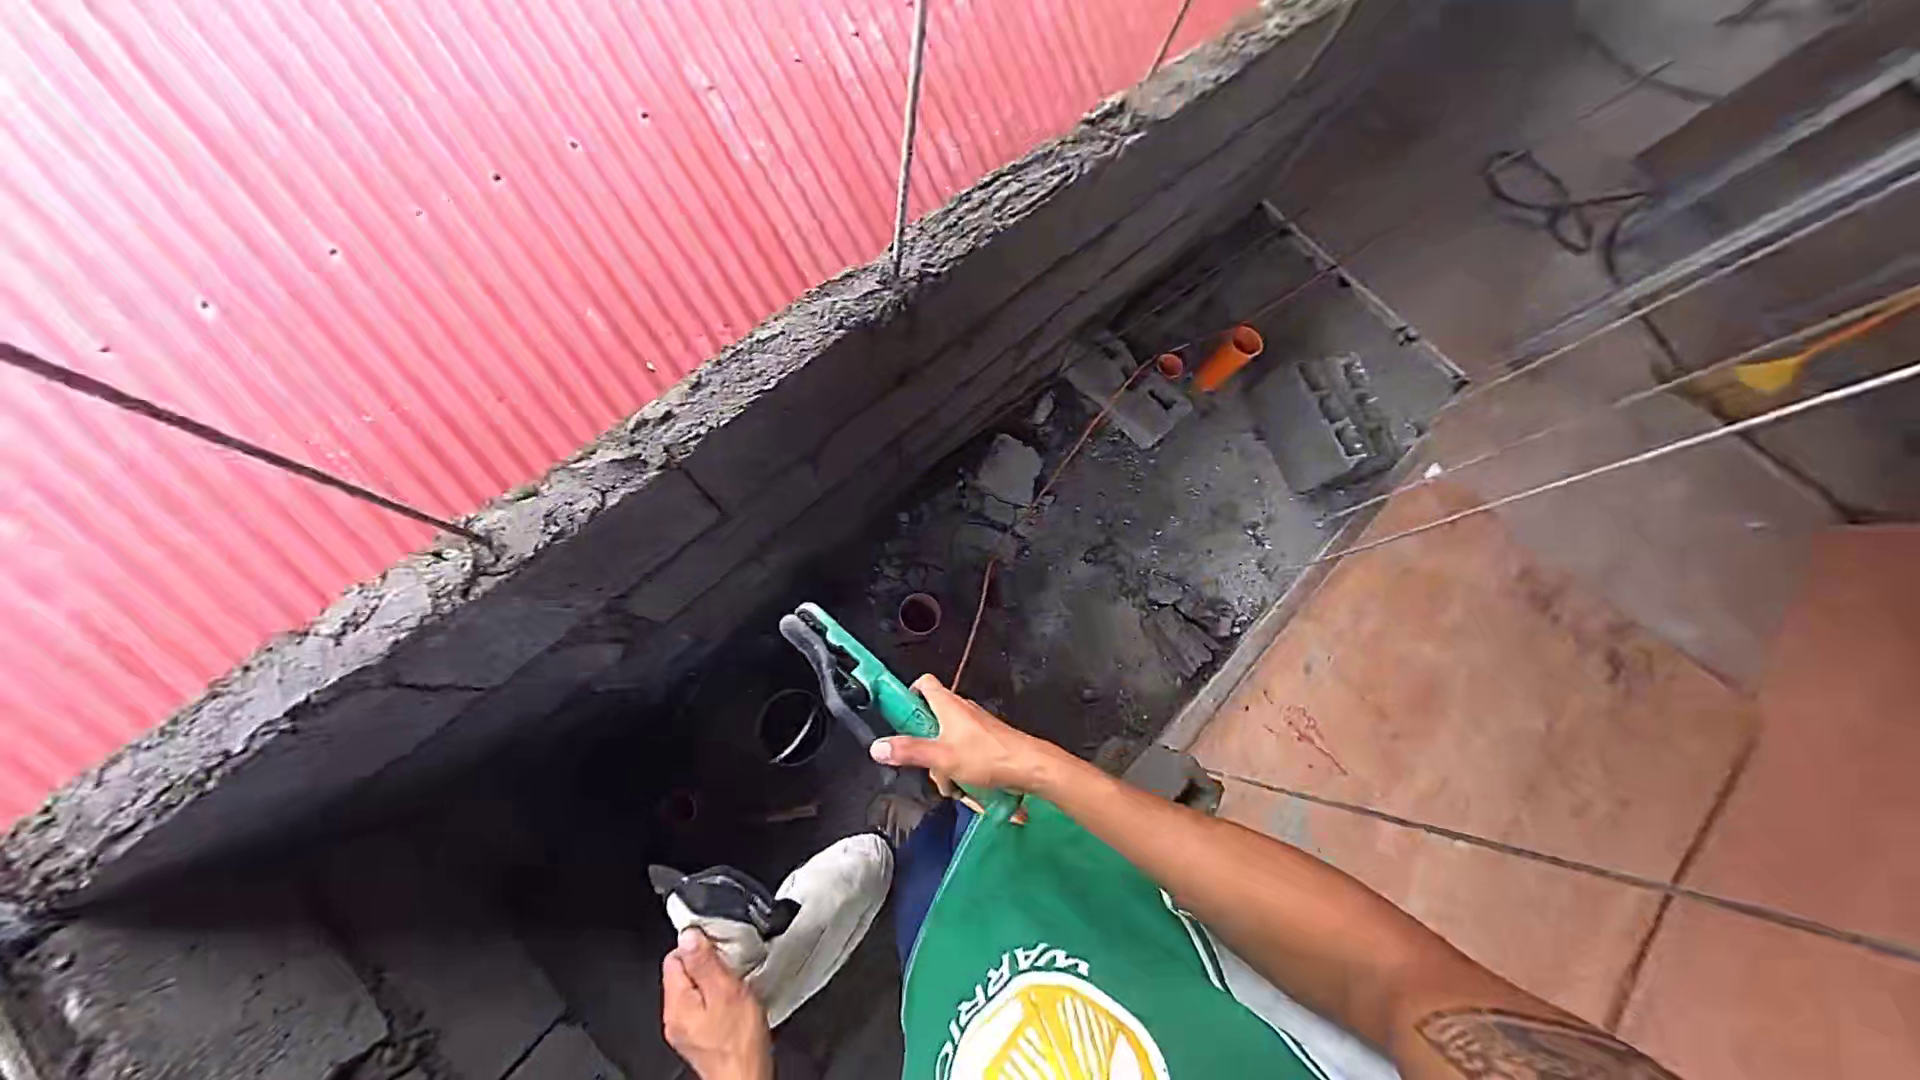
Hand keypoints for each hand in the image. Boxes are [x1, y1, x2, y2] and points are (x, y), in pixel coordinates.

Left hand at [661, 928, 773, 1079]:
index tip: (718, 946)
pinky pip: (703, 1002)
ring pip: (695, 986)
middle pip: (684, 971)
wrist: (746, 1077)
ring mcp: (686, 1028)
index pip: (674, 956)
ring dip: (715, 977)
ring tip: (734, 982)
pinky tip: (734, 999)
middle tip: (729, 966)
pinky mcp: (699, 1034)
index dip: (698, 944)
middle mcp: (675, 1017)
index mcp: (677, 1004)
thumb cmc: (739, 1041)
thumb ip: (704, 961)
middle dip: (707, 961)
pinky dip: (718, 994)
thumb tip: (688, 935)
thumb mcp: (725, 990)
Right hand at [871, 675, 1066, 798]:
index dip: (908, 695)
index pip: (923, 684)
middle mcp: (961, 710)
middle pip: (931, 721)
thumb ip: (909, 752)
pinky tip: (967, 786)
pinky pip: (962, 753)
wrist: (1029, 768)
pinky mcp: (985, 742)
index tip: (899, 716)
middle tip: (929, 764)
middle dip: (926, 747)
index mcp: (948, 704)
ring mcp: (974, 726)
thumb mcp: (941, 757)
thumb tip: (879, 747)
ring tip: (953, 782)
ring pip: (946, 742)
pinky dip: (960, 769)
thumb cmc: (989, 756)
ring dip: (944, 764)